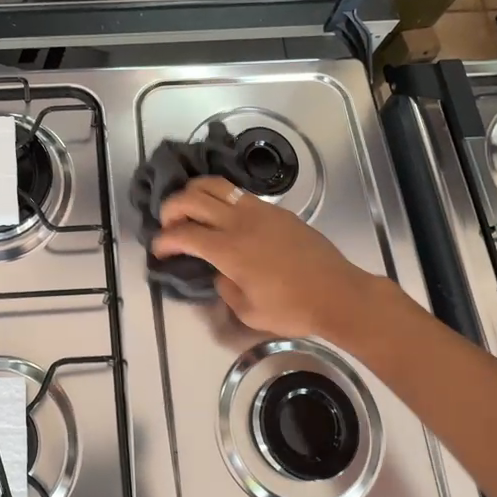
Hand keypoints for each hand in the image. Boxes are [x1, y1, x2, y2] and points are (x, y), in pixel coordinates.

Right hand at [149, 176, 403, 341]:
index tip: (158, 250)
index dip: (164, 241)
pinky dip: (219, 196)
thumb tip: (218, 272)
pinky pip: (238, 192)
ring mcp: (258, 211)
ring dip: (194, 192)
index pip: (184, 234)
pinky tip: (220, 211)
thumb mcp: (248, 311)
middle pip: (193, 199)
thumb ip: (224, 287)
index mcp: (229, 250)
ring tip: (189, 207)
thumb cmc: (292, 309)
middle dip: (171, 208)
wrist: (338, 293)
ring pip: (215, 185)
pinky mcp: (275, 209)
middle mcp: (239, 222)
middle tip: (167, 225)